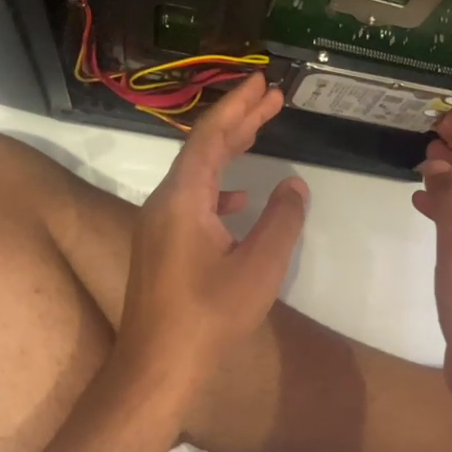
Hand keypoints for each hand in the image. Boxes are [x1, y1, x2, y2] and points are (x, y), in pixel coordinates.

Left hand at [117, 74, 308, 392]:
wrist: (156, 370)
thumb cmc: (209, 318)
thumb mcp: (259, 267)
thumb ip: (282, 219)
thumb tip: (294, 183)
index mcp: (183, 199)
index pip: (212, 136)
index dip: (239, 105)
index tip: (264, 81)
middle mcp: (164, 203)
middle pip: (203, 148)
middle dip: (238, 119)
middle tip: (271, 95)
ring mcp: (158, 226)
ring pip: (197, 173)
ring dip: (229, 151)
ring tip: (260, 132)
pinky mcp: (160, 247)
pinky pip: (192, 199)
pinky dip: (219, 187)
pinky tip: (239, 199)